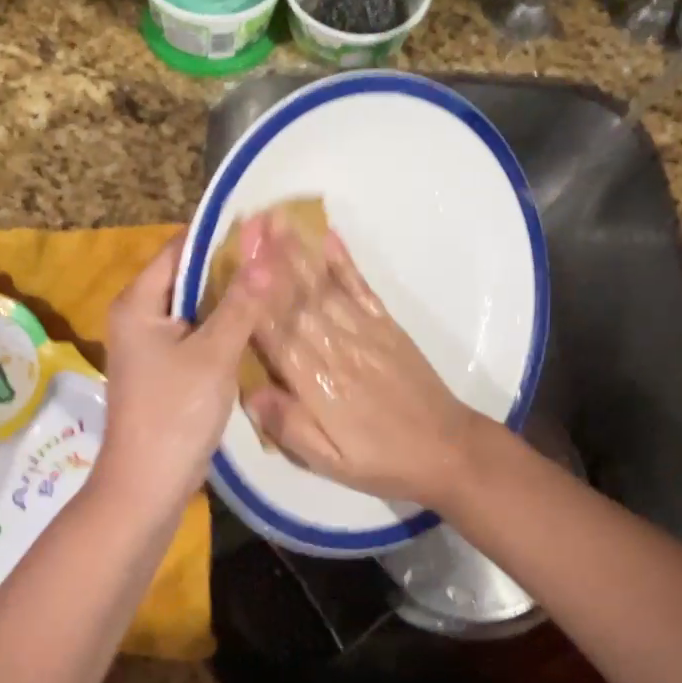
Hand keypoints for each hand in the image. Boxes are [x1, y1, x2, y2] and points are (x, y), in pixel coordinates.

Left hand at [95, 222, 287, 508]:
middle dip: (231, 266)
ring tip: (277, 281)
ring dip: (230, 296)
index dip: (222, 236)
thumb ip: (241, 301)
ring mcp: (150, 343)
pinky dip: (223, 324)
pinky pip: (196, 332)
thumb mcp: (213, 354)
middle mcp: (138, 314)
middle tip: (280, 254)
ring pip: (195, 306)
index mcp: (138, 302)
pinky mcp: (164, 368)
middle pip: (188, 275)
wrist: (146, 487)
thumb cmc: (175, 414)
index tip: (266, 228)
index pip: (181, 248)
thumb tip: (266, 246)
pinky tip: (258, 322)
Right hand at [245, 224, 488, 508]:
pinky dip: (344, 261)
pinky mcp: (386, 325)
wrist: (447, 450)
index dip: (253, 297)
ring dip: (299, 252)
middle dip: (271, 260)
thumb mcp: (330, 462)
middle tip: (249, 224)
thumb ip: (289, 426)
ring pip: (322, 287)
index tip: (233, 263)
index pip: (276, 334)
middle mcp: (336, 349)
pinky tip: (328, 236)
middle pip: (296, 300)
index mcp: (316, 384)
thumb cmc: (380, 461)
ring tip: (277, 220)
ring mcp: (363, 332)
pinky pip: (360, 287)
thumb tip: (247, 390)